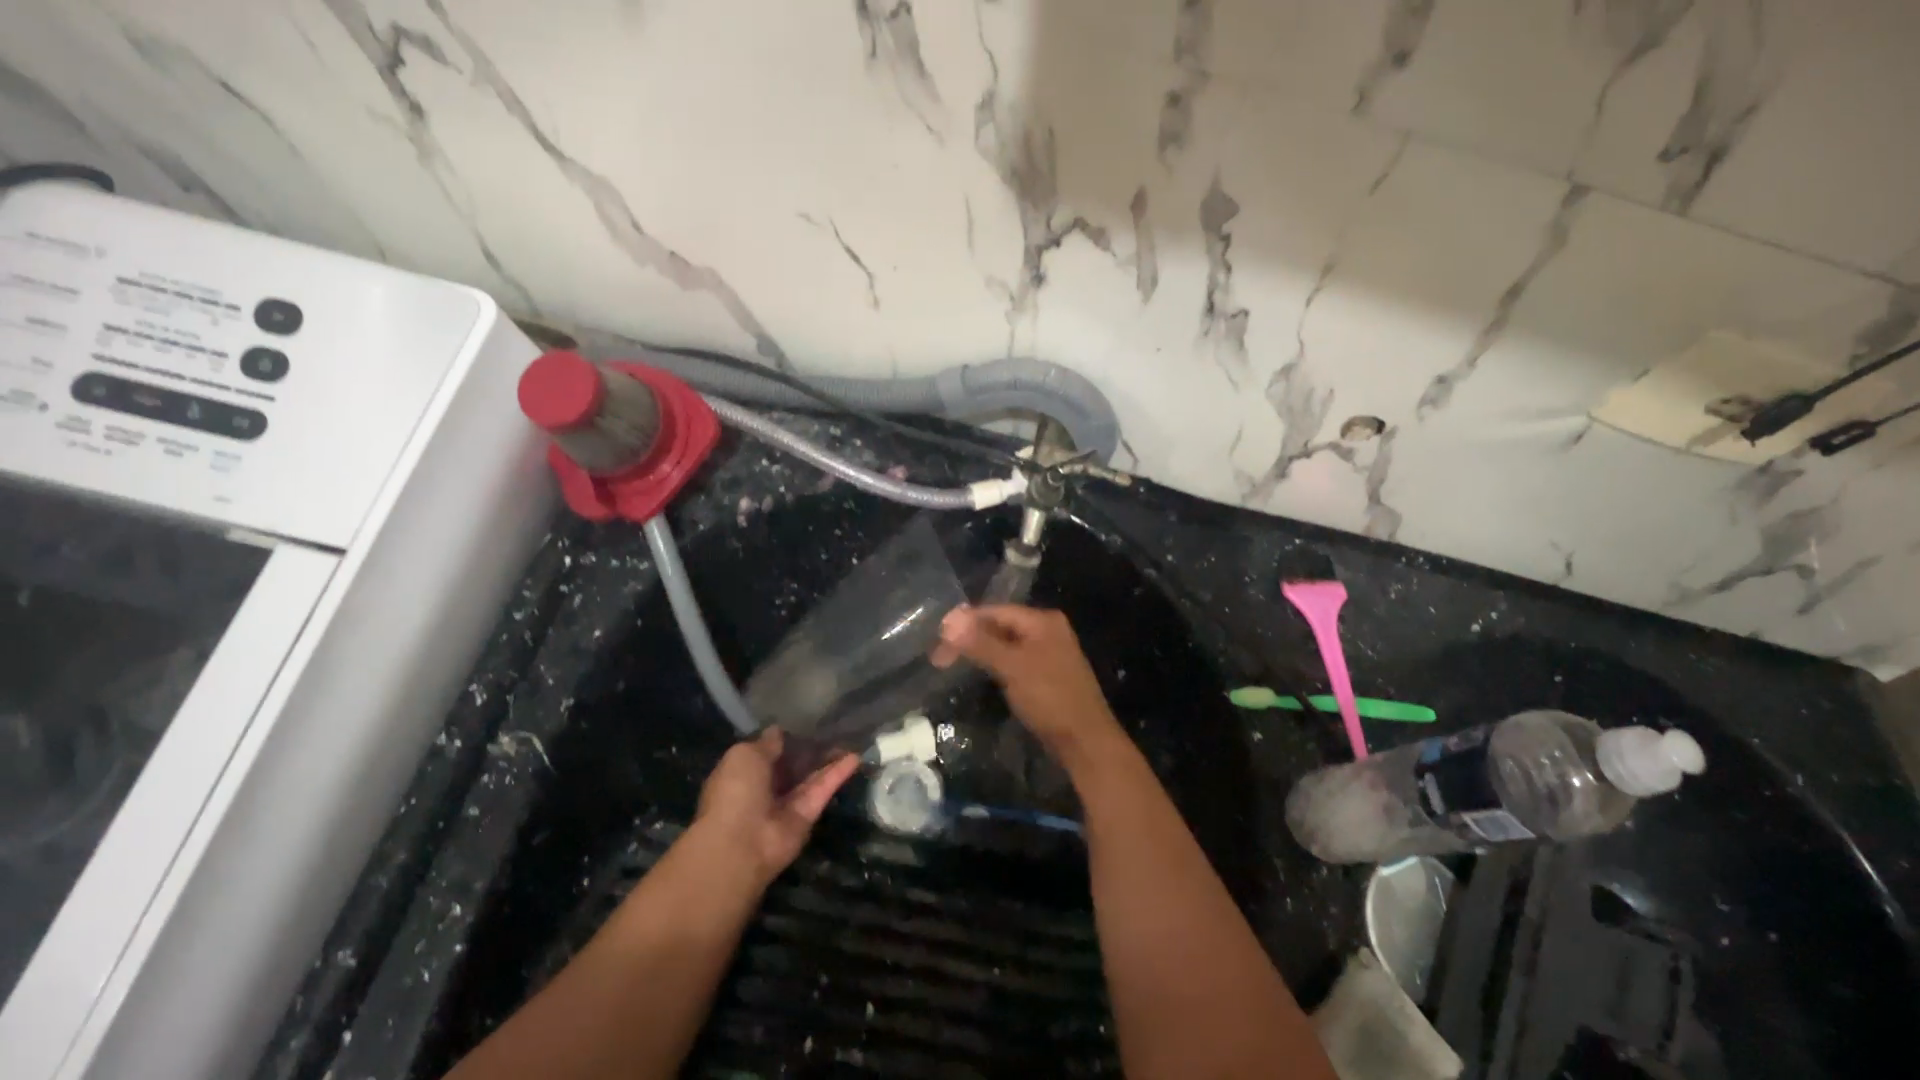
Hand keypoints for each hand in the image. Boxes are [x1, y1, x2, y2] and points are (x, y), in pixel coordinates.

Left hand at [691, 729, 858, 887]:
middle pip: (792, 765)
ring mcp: (787, 803)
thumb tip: (779, 731)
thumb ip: (767, 743)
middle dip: (810, 748)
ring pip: (810, 777)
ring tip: (850, 739)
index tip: (806, 722)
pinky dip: (837, 774)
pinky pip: (822, 790)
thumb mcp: (745, 755)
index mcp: (744, 772)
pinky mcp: (807, 816)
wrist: (741, 842)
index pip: (768, 752)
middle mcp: (765, 788)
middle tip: (834, 727)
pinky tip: (855, 757)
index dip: (785, 738)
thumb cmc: (736, 791)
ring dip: (828, 759)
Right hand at [932, 605, 1126, 766]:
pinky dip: (994, 664)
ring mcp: (1049, 653)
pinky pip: (1014, 660)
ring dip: (980, 651)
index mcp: (1043, 621)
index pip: (994, 611)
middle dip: (970, 638)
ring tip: (951, 664)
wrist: (1085, 740)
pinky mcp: (1046, 675)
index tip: (937, 642)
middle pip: (1000, 625)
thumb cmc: (1049, 698)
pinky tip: (980, 674)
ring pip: (1006, 644)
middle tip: (940, 659)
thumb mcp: (1012, 667)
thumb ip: (980, 643)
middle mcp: (1048, 630)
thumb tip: (948, 621)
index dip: (964, 623)